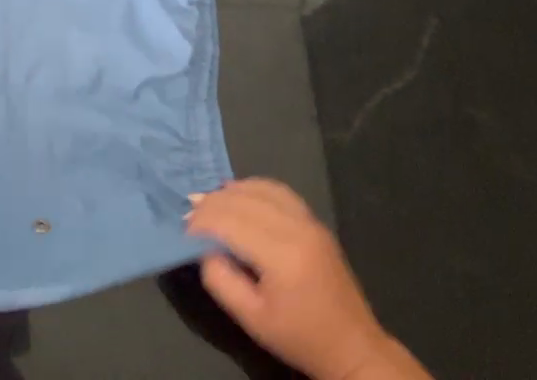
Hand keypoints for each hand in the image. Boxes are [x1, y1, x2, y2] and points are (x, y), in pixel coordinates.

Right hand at [186, 179, 405, 379]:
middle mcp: (297, 229)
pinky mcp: (315, 222)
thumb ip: (219, 278)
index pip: (229, 221)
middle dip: (211, 203)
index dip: (202, 222)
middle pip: (243, 199)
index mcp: (281, 256)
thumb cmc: (299, 337)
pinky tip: (239, 196)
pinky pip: (279, 191)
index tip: (184, 232)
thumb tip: (204, 247)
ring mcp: (309, 222)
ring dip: (231, 192)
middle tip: (189, 214)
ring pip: (261, 188)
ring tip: (209, 203)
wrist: (352, 347)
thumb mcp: (250, 318)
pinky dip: (254, 188)